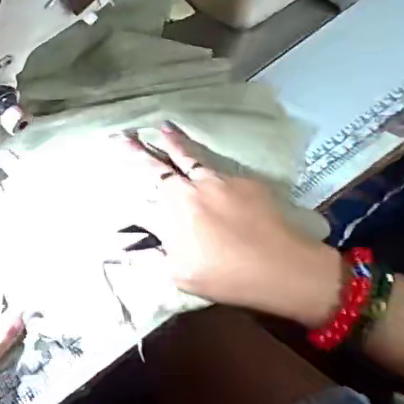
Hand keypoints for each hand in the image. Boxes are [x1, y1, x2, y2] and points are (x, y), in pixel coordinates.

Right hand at [112, 124, 343, 326]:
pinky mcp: (254, 185)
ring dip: (182, 146)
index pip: (151, 171)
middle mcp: (202, 183)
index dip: (134, 154)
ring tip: (167, 130)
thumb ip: (148, 258)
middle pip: (175, 156)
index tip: (120, 138)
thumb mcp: (178, 274)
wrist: (283, 268)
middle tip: (143, 129)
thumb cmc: (225, 274)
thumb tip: (121, 248)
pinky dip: (213, 174)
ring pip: (200, 159)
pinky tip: (213, 181)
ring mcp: (230, 180)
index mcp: (179, 201)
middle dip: (157, 143)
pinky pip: (225, 174)